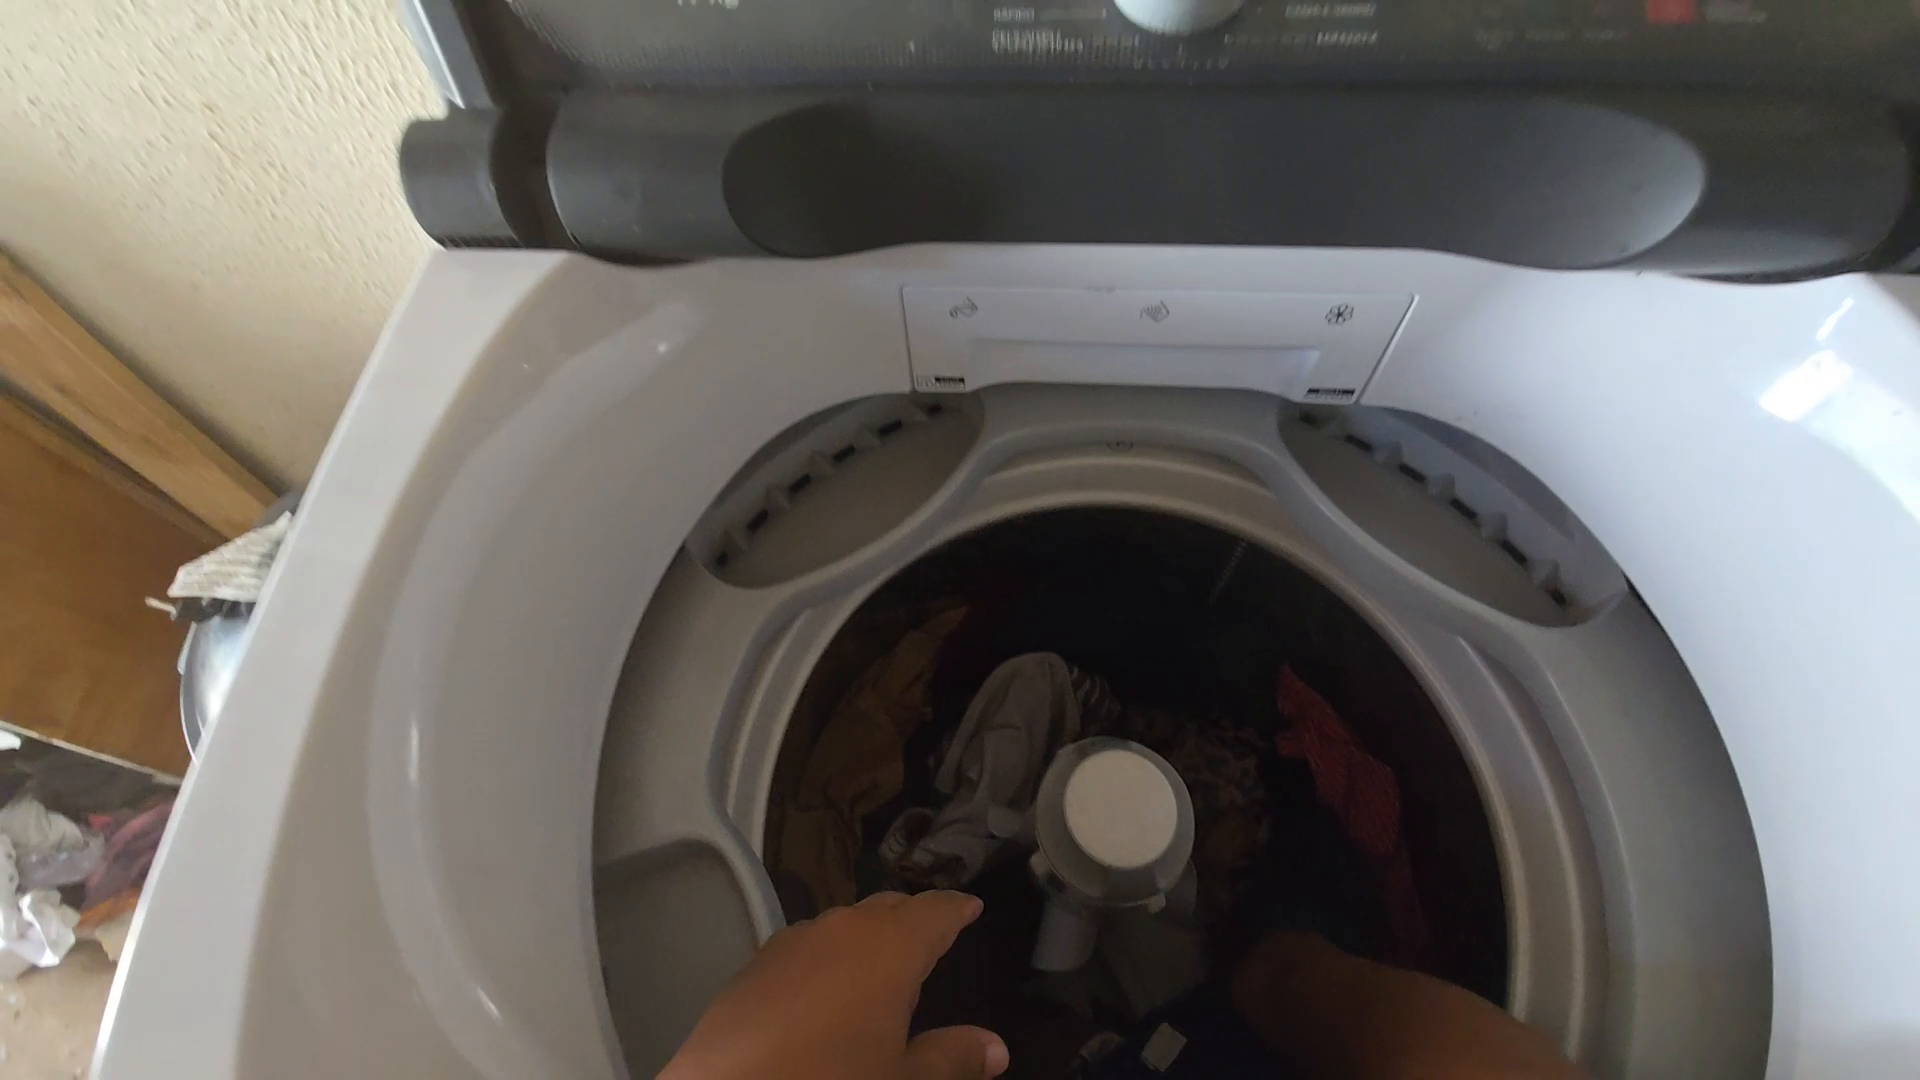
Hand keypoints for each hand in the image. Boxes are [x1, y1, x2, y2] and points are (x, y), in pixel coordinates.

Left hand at [659, 890, 1010, 1079]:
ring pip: (847, 923)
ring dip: (869, 936)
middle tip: (933, 935)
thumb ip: (951, 1057)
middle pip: (891, 907)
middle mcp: (846, 927)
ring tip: (879, 964)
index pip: (936, 910)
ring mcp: (797, 939)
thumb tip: (996, 1046)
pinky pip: (809, 944)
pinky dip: (829, 956)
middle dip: (915, 917)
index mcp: (891, 947)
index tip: (972, 905)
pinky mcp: (759, 961)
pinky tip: (824, 989)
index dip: (958, 907)